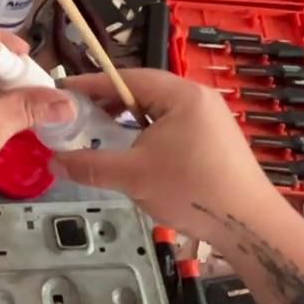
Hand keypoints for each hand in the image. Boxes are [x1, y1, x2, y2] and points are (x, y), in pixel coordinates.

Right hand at [52, 69, 274, 227]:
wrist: (250, 226)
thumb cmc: (192, 191)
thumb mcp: (132, 176)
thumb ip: (90, 165)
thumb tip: (53, 162)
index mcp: (181, 95)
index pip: (127, 78)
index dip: (92, 84)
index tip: (63, 91)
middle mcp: (198, 98)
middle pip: (143, 90)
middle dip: (108, 101)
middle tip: (77, 112)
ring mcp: (210, 118)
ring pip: (157, 109)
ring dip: (126, 117)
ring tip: (99, 130)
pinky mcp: (214, 138)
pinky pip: (171, 124)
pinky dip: (146, 130)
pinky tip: (132, 148)